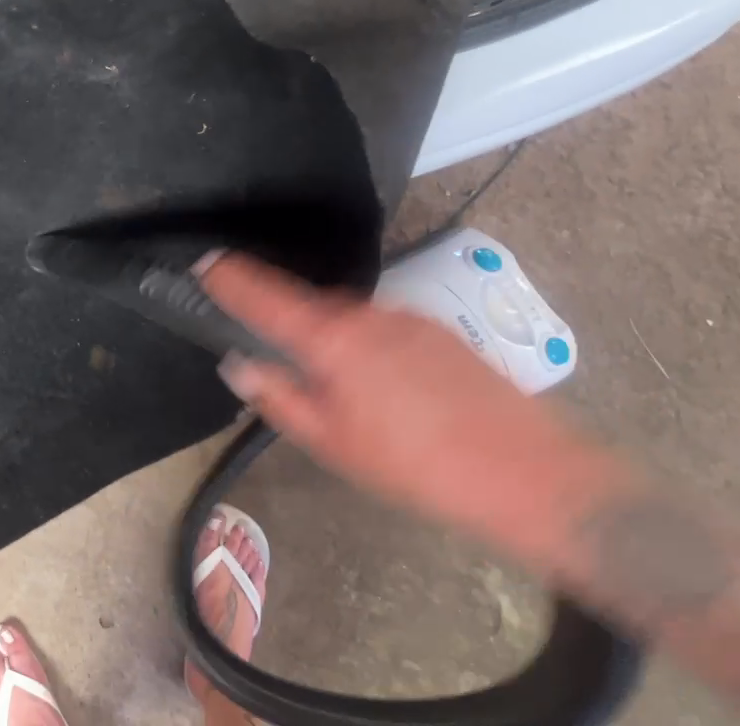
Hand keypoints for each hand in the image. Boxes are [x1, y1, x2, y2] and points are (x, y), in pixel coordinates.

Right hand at [199, 252, 607, 544]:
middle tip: (289, 372)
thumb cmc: (416, 466)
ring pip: (350, 321)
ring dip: (334, 343)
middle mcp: (368, 316)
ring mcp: (411, 319)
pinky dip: (370, 348)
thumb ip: (278, 397)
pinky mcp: (443, 332)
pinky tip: (390, 393)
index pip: (266, 297)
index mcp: (332, 340)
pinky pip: (385, 329)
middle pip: (309, 309)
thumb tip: (241, 365)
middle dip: (290, 329)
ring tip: (349, 396)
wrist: (533, 477)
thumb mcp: (332, 443)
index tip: (206, 261)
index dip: (231, 278)